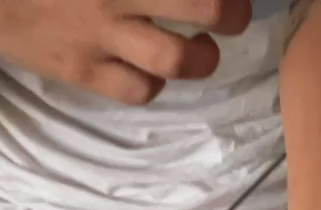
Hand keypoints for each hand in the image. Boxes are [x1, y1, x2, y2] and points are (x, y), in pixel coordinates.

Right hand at [0, 0, 250, 103]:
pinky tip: (154, 70)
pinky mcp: (85, 72)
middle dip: (230, 10)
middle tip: (235, 12)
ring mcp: (102, 35)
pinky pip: (140, 90)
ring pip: (177, 58)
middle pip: (203, 3)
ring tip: (203, 49)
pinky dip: (157, 83)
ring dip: (203, 56)